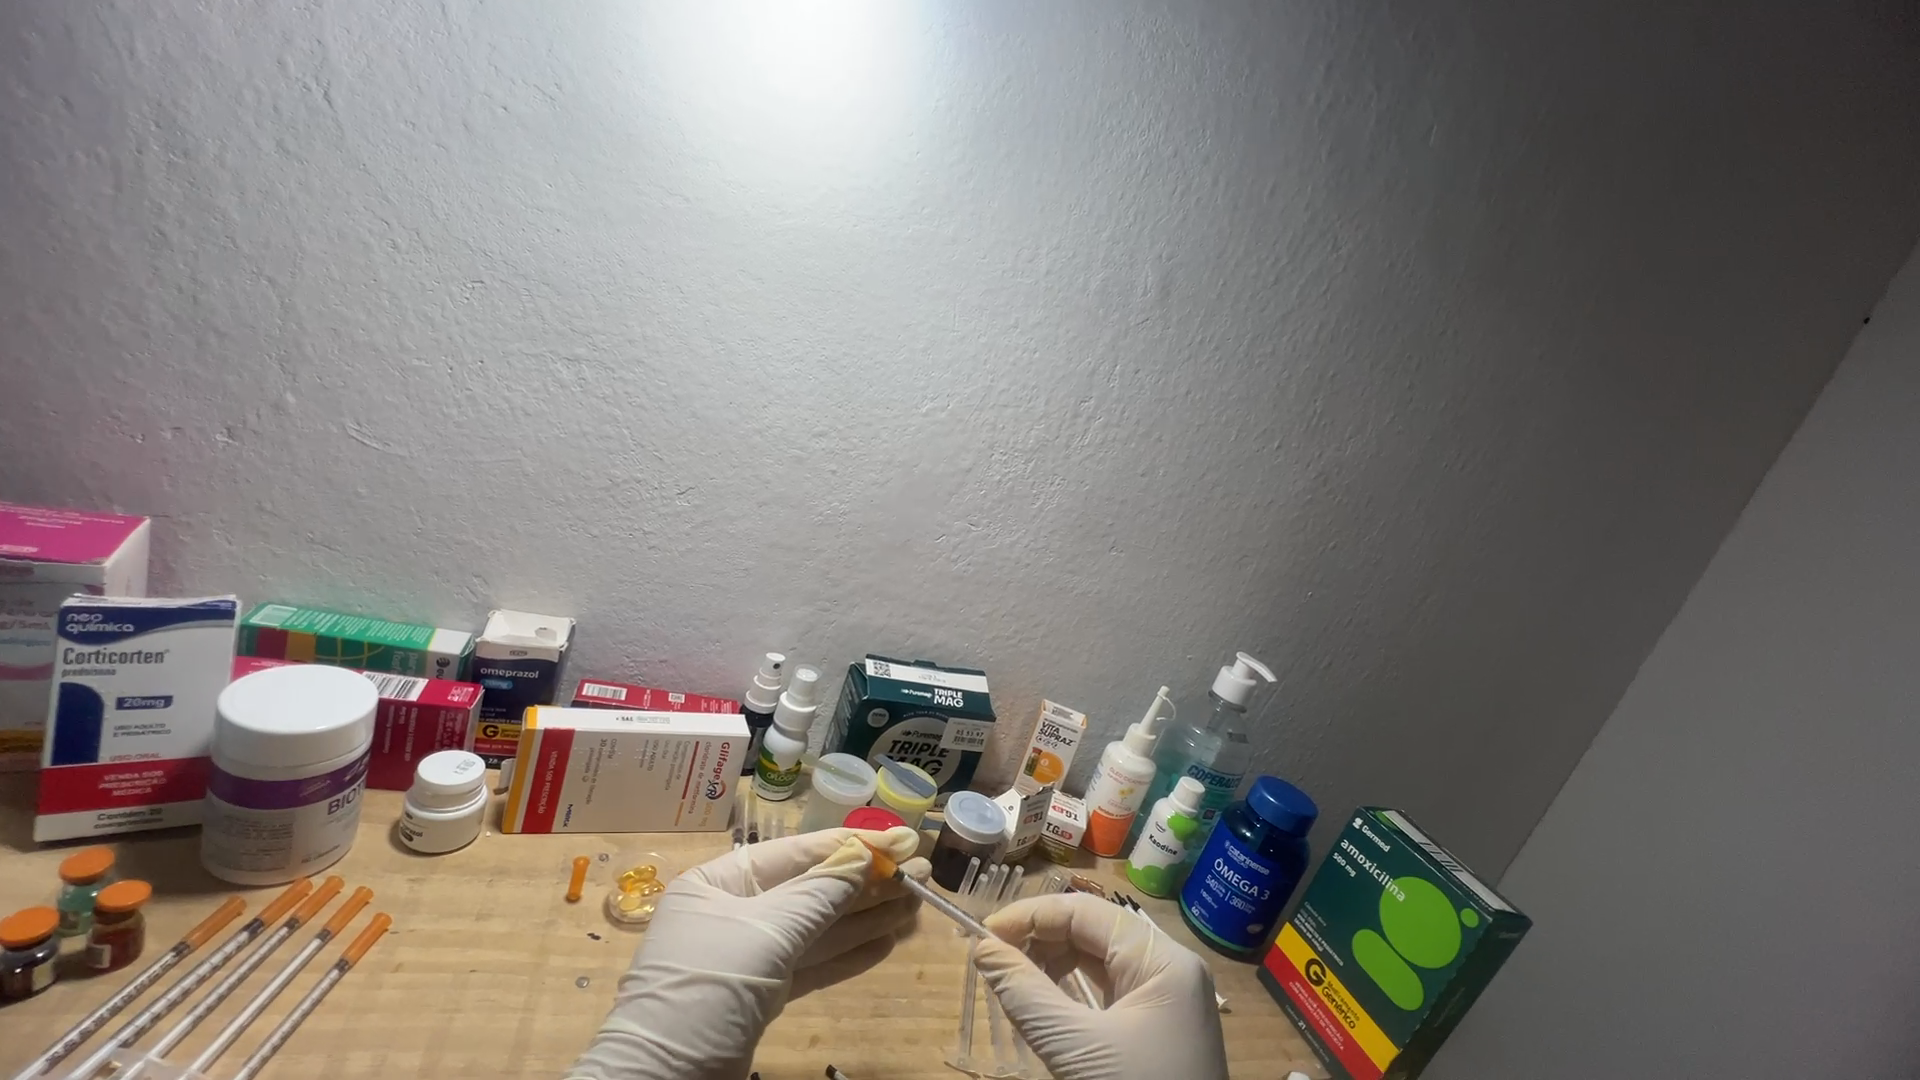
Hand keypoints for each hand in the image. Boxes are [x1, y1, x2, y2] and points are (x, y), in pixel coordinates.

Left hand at [567, 826, 929, 1079]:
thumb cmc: (707, 992)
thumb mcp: (767, 935)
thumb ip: (821, 894)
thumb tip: (865, 856)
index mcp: (721, 882)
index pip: (798, 852)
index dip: (853, 844)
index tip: (902, 839)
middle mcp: (734, 911)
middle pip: (812, 889)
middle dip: (866, 883)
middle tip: (922, 873)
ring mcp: (748, 955)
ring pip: (818, 928)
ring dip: (866, 917)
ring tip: (917, 906)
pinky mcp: (760, 995)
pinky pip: (812, 963)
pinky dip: (849, 954)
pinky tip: (888, 942)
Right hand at [974, 892, 1229, 1079]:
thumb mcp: (1076, 1049)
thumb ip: (1026, 993)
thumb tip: (983, 949)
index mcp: (1162, 958)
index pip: (1085, 910)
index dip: (1032, 916)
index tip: (984, 934)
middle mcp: (1168, 966)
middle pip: (1092, 929)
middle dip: (1041, 940)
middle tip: (995, 960)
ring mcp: (1165, 997)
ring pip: (1097, 957)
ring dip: (1051, 963)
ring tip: (1016, 982)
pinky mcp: (1156, 1025)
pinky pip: (1107, 987)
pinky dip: (1070, 989)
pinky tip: (1044, 1003)